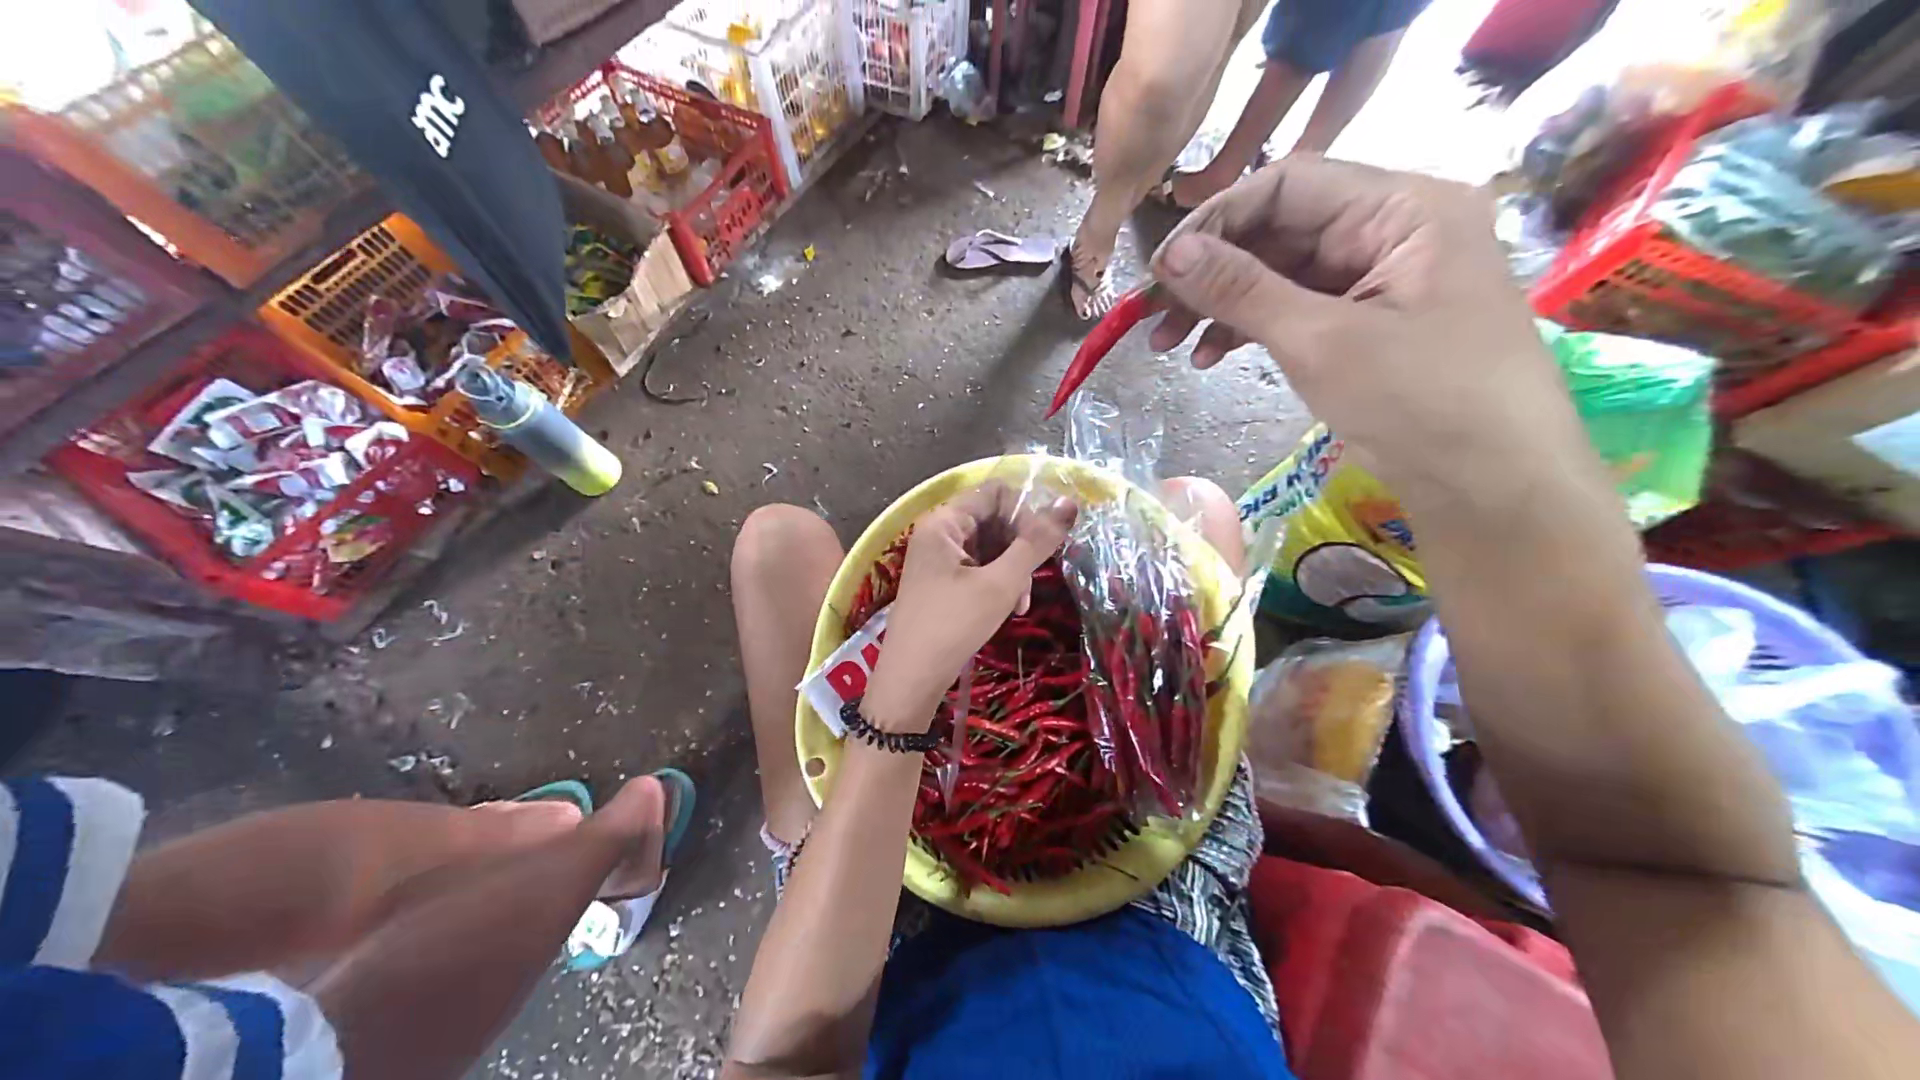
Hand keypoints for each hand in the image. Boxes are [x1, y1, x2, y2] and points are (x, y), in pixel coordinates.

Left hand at [863, 484, 1076, 731]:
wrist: (911, 680)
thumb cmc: (953, 626)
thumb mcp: (1001, 583)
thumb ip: (1035, 543)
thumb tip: (1069, 503)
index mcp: (944, 521)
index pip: (996, 493)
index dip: (1025, 513)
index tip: (1044, 546)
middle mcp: (938, 531)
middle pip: (994, 519)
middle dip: (1020, 547)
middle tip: (1030, 581)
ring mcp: (938, 557)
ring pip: (990, 546)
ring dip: (1013, 569)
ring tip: (1019, 602)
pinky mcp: (941, 580)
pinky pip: (978, 567)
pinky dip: (998, 582)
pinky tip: (1010, 608)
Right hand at [1147, 156, 1602, 515]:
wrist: (1491, 484)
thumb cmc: (1419, 402)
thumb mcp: (1320, 341)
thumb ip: (1242, 290)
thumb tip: (1170, 253)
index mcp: (1404, 208)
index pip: (1288, 184)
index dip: (1215, 221)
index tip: (1159, 268)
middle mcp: (1396, 228)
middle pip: (1281, 229)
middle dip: (1211, 272)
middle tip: (1153, 315)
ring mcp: (1383, 277)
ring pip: (1282, 272)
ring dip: (1222, 305)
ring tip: (1169, 345)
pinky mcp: (1371, 320)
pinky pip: (1298, 307)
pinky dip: (1252, 328)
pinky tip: (1212, 358)